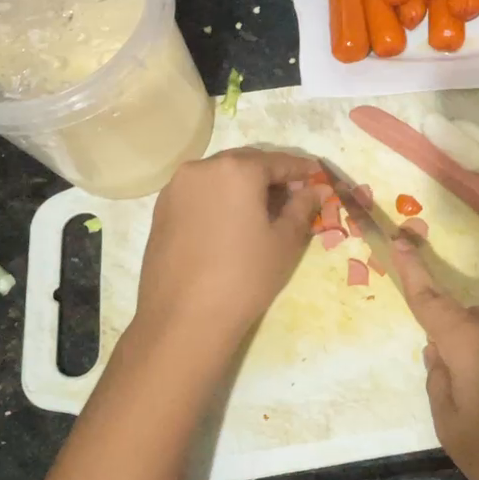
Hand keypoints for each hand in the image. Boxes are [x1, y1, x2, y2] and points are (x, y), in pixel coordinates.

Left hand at [129, 147, 322, 350]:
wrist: (184, 318)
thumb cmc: (245, 276)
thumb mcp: (284, 241)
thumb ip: (302, 207)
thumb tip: (316, 189)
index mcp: (236, 169)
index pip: (278, 161)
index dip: (301, 170)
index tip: (317, 178)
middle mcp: (201, 168)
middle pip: (245, 163)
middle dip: (271, 175)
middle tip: (293, 196)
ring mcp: (175, 189)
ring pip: (220, 177)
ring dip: (243, 186)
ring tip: (263, 211)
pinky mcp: (161, 210)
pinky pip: (199, 194)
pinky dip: (220, 199)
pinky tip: (232, 223)